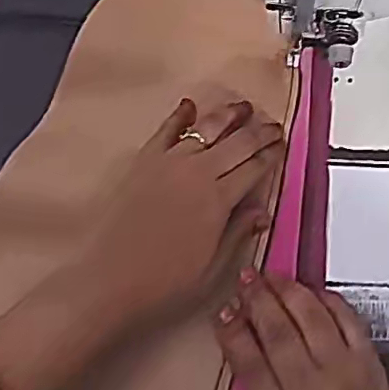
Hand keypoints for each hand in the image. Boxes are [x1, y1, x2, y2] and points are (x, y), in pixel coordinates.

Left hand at [75, 100, 284, 325]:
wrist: (106, 284)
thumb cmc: (163, 285)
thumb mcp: (211, 271)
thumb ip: (238, 234)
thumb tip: (263, 211)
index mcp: (219, 200)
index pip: (254, 167)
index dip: (271, 154)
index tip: (282, 145)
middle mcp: (199, 173)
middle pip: (238, 142)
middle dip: (260, 131)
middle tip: (274, 125)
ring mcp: (170, 162)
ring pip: (207, 128)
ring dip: (230, 114)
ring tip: (244, 106)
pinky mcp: (145, 161)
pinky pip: (167, 130)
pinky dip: (180, 115)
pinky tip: (190, 104)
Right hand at [216, 272, 388, 389]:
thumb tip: (239, 338)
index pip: (253, 370)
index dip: (235, 335)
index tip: (224, 313)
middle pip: (282, 337)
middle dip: (259, 301)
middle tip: (246, 281)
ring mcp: (351, 381)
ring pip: (314, 320)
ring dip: (289, 292)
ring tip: (271, 277)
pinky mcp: (374, 368)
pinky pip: (349, 320)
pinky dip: (329, 300)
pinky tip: (312, 290)